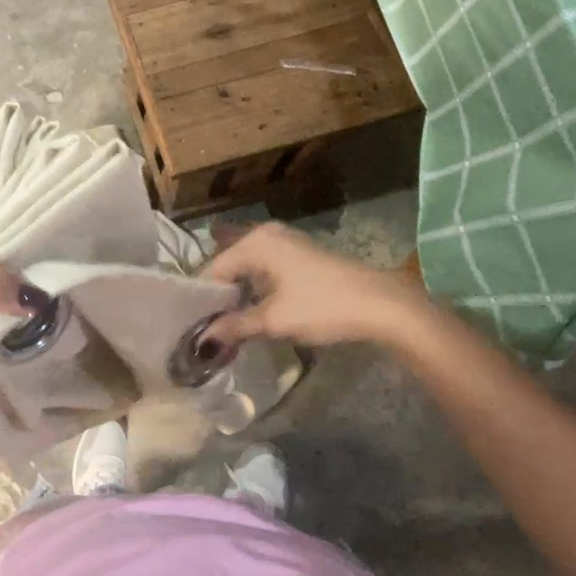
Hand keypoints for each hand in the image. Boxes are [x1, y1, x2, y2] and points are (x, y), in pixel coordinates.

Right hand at [199, 222, 434, 349]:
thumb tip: (201, 341)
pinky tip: (254, 311)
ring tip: (226, 323)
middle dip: (218, 295)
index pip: (213, 269)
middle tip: (206, 326)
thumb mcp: (275, 321)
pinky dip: (255, 288)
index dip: (202, 299)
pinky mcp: (300, 255)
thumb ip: (235, 326)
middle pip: (228, 264)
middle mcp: (266, 234)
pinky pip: (264, 268)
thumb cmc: (323, 307)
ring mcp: (285, 242)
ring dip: (237, 294)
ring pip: (247, 267)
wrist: (382, 305)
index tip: (192, 326)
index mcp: (255, 242)